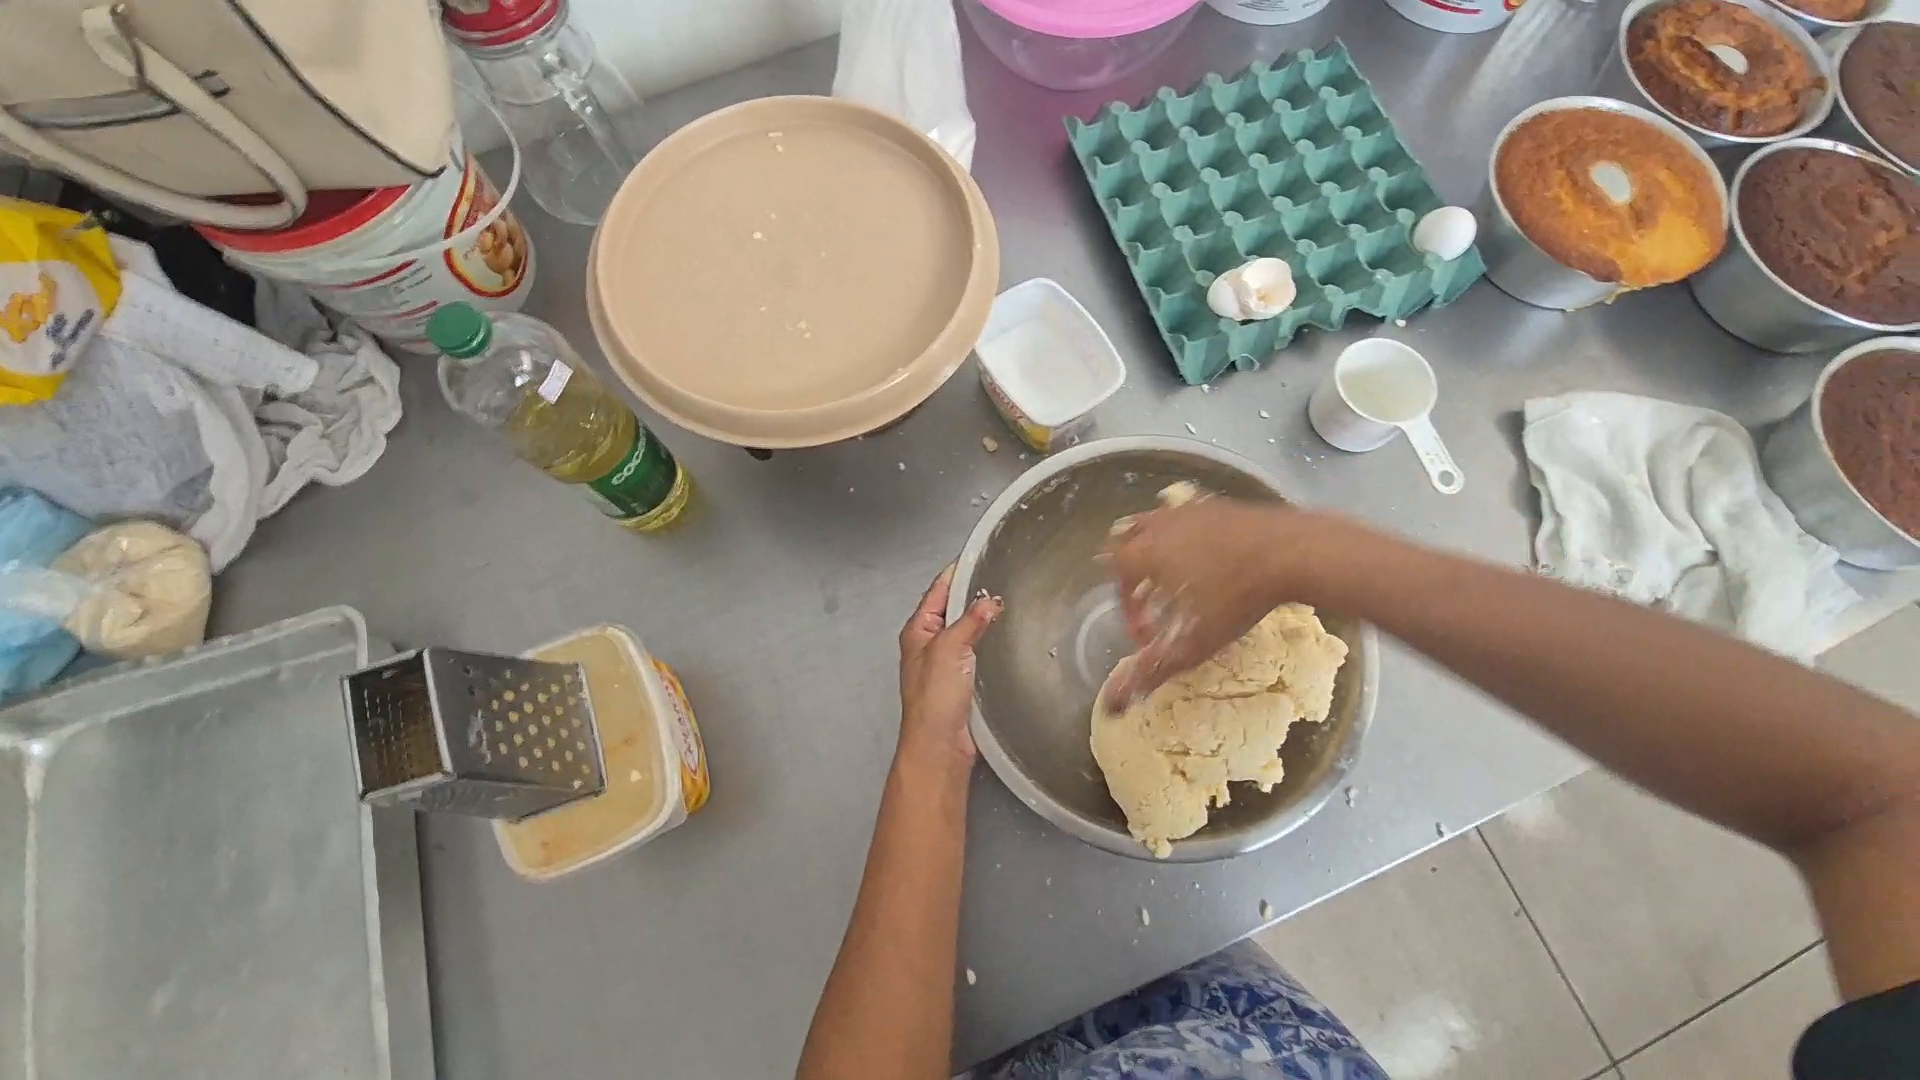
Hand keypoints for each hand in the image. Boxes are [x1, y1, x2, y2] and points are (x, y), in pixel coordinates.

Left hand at [897, 566, 1001, 767]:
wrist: (940, 743)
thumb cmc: (935, 695)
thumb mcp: (950, 648)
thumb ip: (970, 621)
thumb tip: (990, 600)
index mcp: (918, 630)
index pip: (937, 590)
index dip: (956, 573)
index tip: (979, 556)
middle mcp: (928, 642)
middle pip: (952, 608)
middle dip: (974, 594)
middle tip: (1002, 576)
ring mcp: (945, 662)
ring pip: (966, 630)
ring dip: (983, 618)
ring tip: (1009, 601)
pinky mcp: (961, 679)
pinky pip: (976, 650)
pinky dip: (989, 640)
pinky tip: (1006, 636)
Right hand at [1103, 495, 1344, 709]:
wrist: (1294, 551)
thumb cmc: (1237, 597)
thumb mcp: (1194, 641)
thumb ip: (1152, 669)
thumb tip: (1114, 703)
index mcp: (1146, 551)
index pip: (1113, 567)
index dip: (1123, 600)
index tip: (1145, 627)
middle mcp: (1163, 524)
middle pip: (1128, 535)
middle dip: (1132, 566)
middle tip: (1151, 595)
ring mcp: (1194, 509)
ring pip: (1159, 522)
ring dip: (1161, 550)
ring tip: (1183, 581)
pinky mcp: (1224, 505)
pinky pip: (1192, 517)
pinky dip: (1192, 537)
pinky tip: (1215, 562)